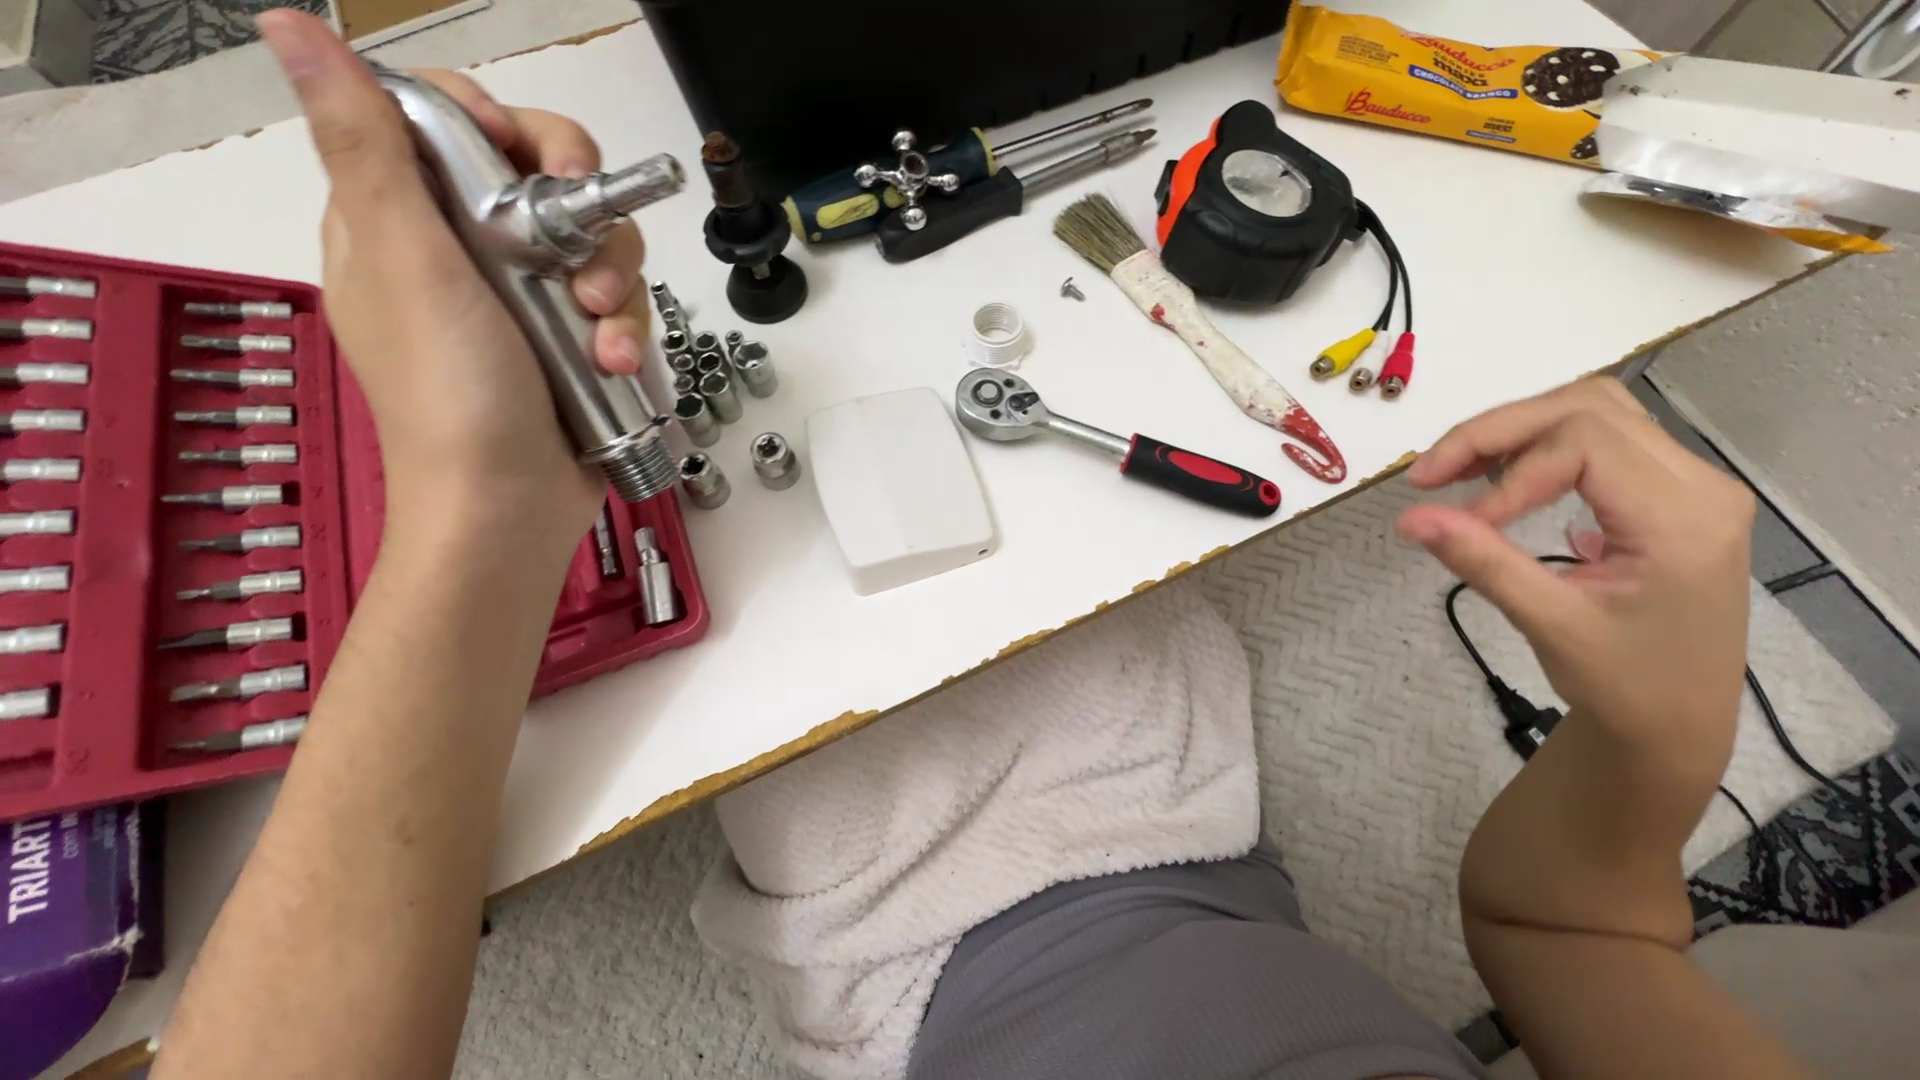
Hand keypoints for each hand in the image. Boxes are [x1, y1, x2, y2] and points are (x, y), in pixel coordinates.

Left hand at [257, 10, 650, 558]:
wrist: (509, 509)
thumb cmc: (452, 393)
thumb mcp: (409, 264)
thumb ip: (369, 149)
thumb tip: (293, 29)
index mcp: (400, 223)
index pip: (447, 127)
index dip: (494, 127)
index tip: (527, 159)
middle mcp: (466, 254)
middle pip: (540, 178)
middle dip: (579, 207)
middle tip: (587, 242)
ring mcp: (529, 304)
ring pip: (593, 243)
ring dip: (612, 280)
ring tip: (602, 330)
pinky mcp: (577, 343)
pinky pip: (617, 304)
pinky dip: (625, 330)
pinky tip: (617, 361)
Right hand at [1397, 378, 1755, 770]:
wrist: (1675, 723)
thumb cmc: (1623, 683)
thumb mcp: (1548, 623)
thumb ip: (1482, 561)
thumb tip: (1409, 518)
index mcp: (1682, 517)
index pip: (1583, 443)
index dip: (1506, 472)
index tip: (1457, 522)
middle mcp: (1698, 483)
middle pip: (1586, 407)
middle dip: (1497, 431)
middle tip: (1430, 474)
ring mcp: (1689, 484)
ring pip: (1592, 411)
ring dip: (1515, 430)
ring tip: (1457, 471)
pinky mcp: (1667, 493)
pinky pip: (1600, 438)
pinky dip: (1538, 445)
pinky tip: (1498, 478)